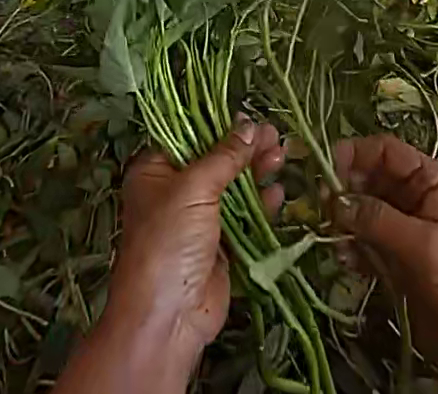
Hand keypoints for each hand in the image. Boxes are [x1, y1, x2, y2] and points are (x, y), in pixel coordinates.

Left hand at [52, 118, 285, 393]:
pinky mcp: (222, 244)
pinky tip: (277, 191)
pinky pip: (245, 216)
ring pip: (234, 186)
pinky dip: (262, 203)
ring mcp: (199, 219)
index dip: (219, 126)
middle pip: (216, 160)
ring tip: (280, 155)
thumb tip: (250, 126)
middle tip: (275, 135)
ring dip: (257, 171)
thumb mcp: (194, 189)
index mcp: (156, 171)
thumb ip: (225, 156)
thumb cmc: (169, 241)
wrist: (167, 318)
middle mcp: (176, 190)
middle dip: (245, 148)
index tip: (249, 117)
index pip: (190, 136)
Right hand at [332, 135, 437, 393]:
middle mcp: (417, 202)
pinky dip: (350, 249)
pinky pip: (365, 247)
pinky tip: (345, 260)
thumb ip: (382, 221)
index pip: (387, 152)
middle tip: (321, 206)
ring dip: (343, 220)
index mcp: (434, 184)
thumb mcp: (433, 248)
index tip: (324, 168)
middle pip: (369, 179)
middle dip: (343, 188)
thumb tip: (336, 200)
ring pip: (362, 213)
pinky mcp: (398, 268)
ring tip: (331, 236)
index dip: (355, 153)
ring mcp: (406, 235)